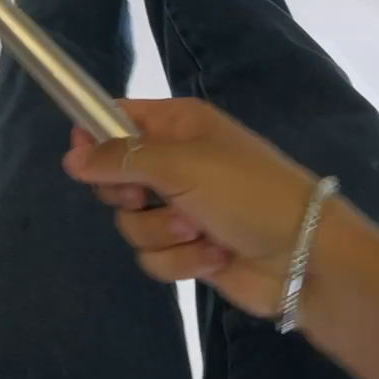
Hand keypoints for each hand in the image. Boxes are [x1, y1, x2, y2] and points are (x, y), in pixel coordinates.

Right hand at [63, 98, 321, 316]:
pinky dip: (179, 259)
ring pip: (130, 220)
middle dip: (129, 194)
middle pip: (114, 175)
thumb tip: (69, 158)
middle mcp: (173, 162)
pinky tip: (213, 254)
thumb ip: (120, 159)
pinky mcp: (187, 249)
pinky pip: (152, 255)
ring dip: (162, 230)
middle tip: (148, 197)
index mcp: (175, 125)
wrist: (308, 260)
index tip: (83, 158)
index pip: (116, 118)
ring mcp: (179, 207)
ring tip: (199, 229)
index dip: (94, 136)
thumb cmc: (247, 191)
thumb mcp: (180, 164)